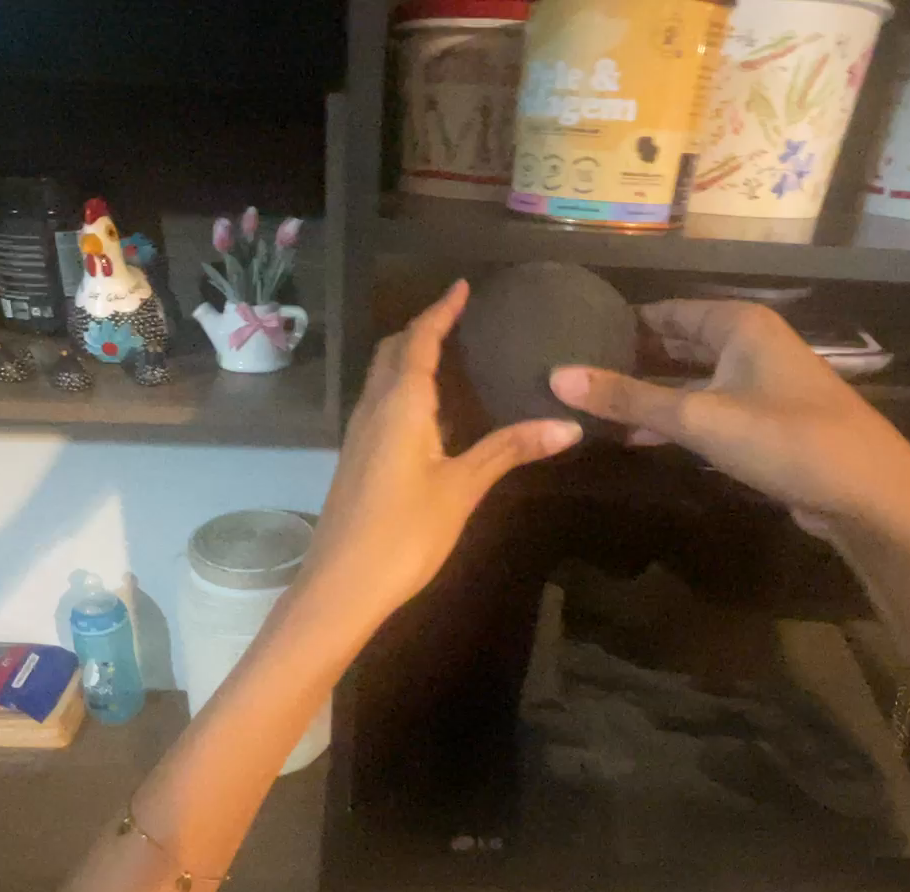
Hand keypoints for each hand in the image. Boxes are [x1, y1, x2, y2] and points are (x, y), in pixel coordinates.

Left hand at [303, 280, 581, 620]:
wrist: (341, 585)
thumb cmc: (404, 534)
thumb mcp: (462, 489)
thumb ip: (508, 451)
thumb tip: (567, 426)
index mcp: (400, 405)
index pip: (420, 340)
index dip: (440, 311)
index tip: (461, 287)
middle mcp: (373, 410)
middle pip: (393, 353)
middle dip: (421, 329)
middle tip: (455, 319)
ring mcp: (358, 436)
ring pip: (381, 379)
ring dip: (407, 358)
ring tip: (444, 356)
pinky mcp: (355, 460)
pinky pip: (378, 406)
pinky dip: (401, 390)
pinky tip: (426, 415)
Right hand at [549, 300, 909, 541]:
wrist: (866, 494)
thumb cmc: (784, 439)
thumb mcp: (698, 417)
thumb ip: (628, 398)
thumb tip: (557, 377)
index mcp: (738, 324)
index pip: (666, 310)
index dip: (621, 323)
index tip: (573, 337)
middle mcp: (749, 344)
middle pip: (676, 343)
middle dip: (630, 359)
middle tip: (574, 373)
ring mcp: (756, 383)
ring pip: (688, 379)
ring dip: (647, 394)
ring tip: (592, 405)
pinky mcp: (760, 421)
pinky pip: (703, 409)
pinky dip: (671, 419)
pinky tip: (635, 436)